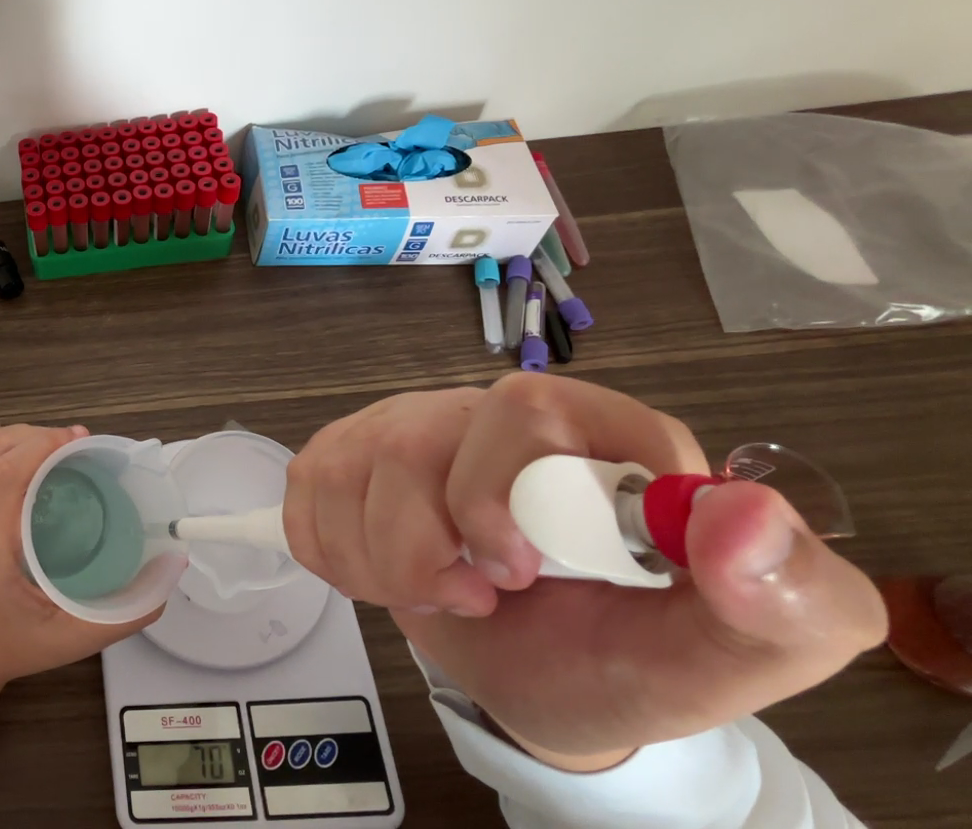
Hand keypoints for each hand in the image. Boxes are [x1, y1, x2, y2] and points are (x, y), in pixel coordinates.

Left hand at [0, 424, 162, 717]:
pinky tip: (30, 464)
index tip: (80, 439)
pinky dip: (3, 450)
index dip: (43, 443)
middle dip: (37, 434)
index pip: (7, 472)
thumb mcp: (73, 639)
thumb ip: (128, 611)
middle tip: (76, 445)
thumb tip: (172, 568)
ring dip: (19, 438)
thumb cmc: (9, 648)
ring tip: (56, 448)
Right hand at [282, 373, 886, 767]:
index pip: (525, 409)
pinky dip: (331, 554)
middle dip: (421, 548)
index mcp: (594, 434)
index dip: (499, 490)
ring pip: (345, 471)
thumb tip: (735, 511)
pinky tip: (383, 574)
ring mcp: (405, 427)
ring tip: (437, 596)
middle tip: (473, 601)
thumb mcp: (731, 657)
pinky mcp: (346, 454)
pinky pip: (306, 490)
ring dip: (378, 566)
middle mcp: (490, 415)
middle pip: (410, 444)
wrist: (537, 680)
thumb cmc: (627, 663)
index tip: (514, 574)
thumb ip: (783, 597)